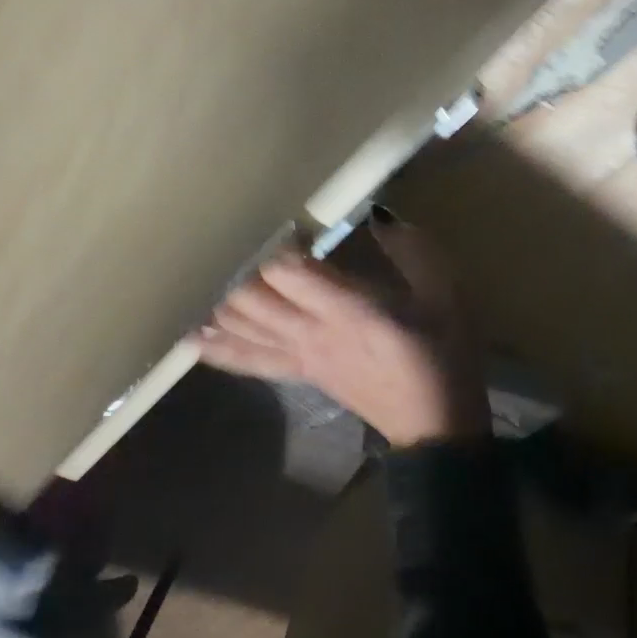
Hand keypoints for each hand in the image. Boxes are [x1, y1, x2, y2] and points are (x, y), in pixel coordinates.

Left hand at [195, 215, 490, 445]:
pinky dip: (217, 347)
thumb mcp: (444, 296)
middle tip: (248, 237)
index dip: (279, 243)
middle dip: (242, 265)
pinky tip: (192, 334)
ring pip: (241, 326)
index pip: (288, 273)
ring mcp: (299, 357)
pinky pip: (248, 360)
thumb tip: (380, 215)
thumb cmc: (442, 354)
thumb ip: (413, 252)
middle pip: (251, 297)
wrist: (434, 422)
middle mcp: (311, 333)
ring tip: (212, 269)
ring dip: (222, 298)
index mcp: (348, 312)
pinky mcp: (298, 373)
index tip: (291, 219)